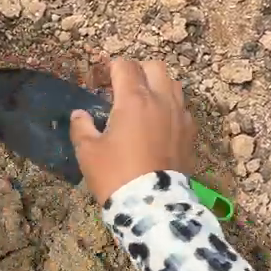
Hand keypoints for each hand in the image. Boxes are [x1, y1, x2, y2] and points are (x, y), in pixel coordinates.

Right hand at [69, 59, 194, 203]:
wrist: (151, 204)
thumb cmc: (115, 174)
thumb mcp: (88, 151)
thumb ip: (81, 126)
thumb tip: (80, 114)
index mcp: (134, 99)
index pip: (124, 66)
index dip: (108, 68)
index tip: (97, 82)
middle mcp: (161, 100)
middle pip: (154, 67)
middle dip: (136, 71)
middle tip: (121, 88)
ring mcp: (180, 116)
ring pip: (173, 84)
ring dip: (156, 85)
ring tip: (142, 103)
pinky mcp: (190, 133)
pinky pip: (181, 108)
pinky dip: (169, 107)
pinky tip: (157, 124)